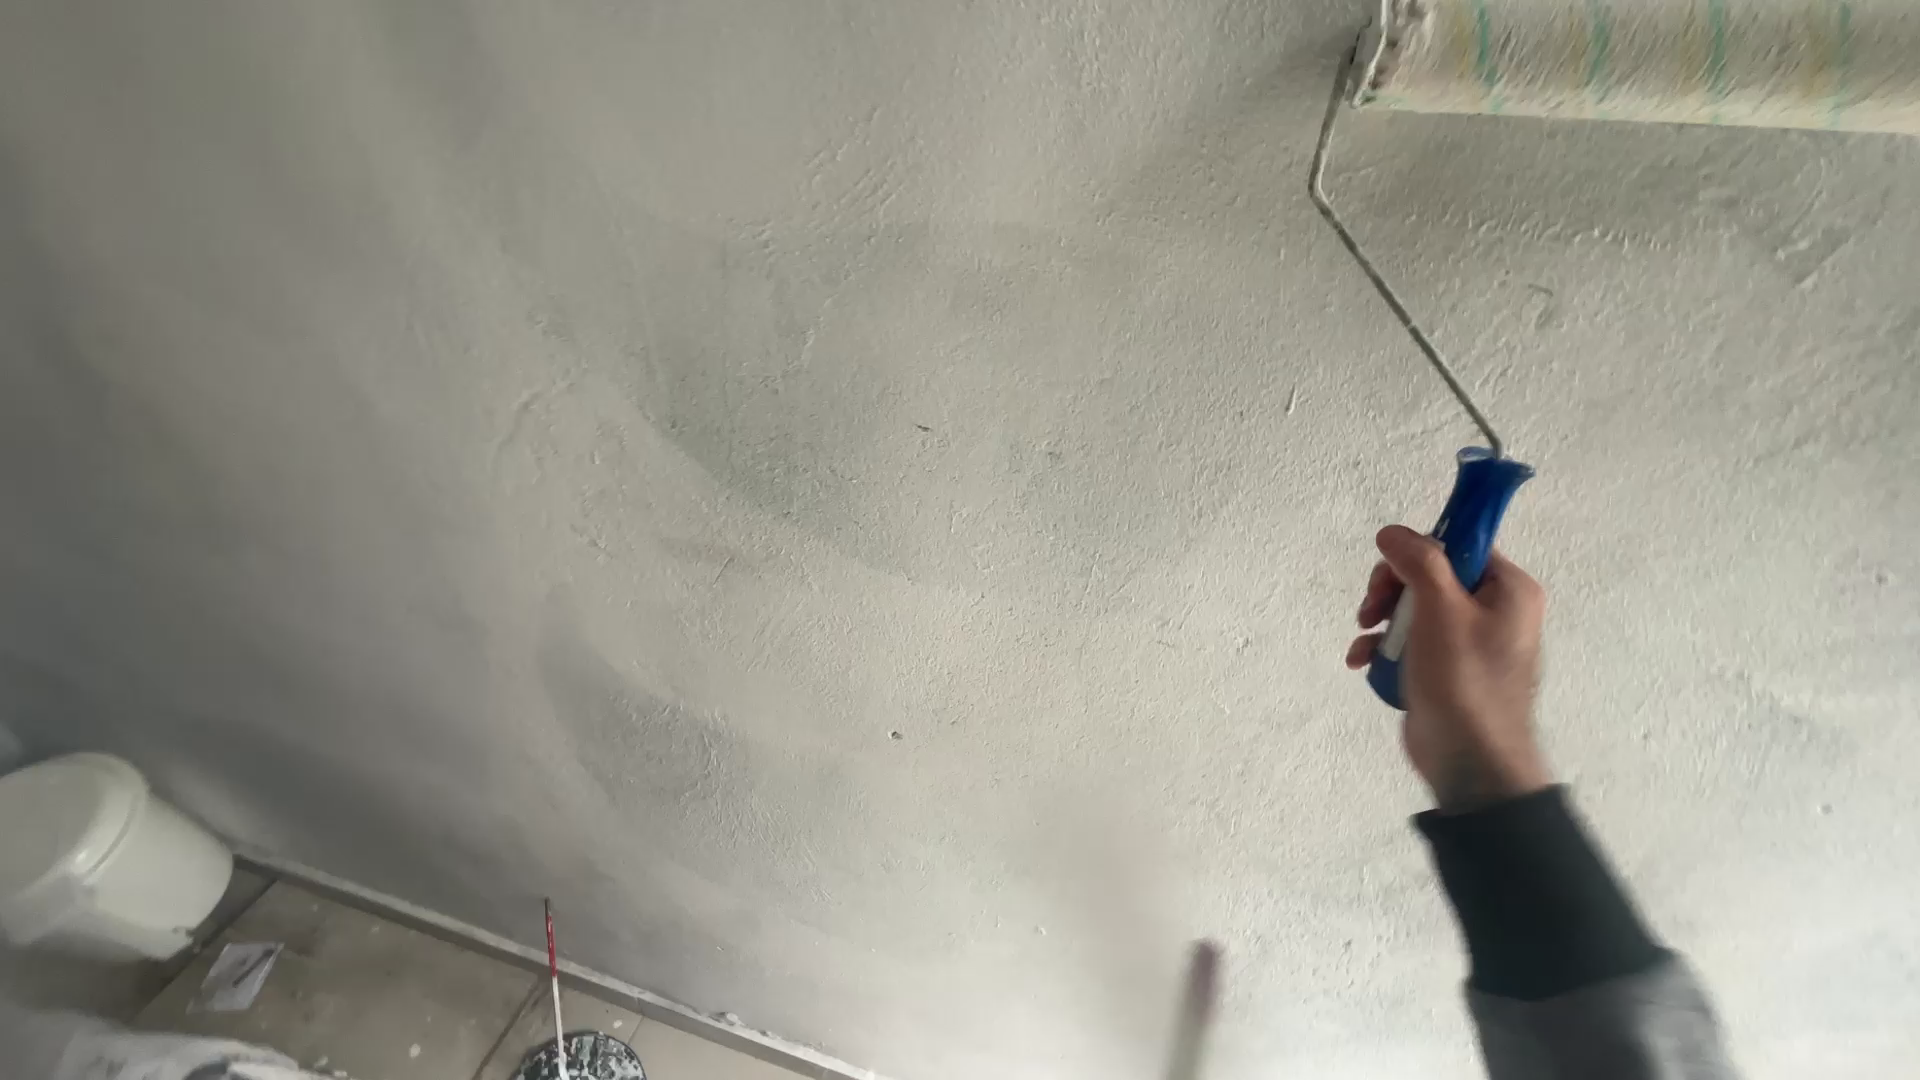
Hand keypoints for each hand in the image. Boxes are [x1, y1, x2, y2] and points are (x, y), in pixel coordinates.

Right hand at [1345, 525, 1552, 811]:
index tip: (1390, 572)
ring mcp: (1467, 640)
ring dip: (1380, 618)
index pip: (1459, 545)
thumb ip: (1419, 563)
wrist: (1469, 759)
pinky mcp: (1443, 666)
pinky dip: (1381, 646)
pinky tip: (1362, 661)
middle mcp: (1493, 609)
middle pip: (1428, 574)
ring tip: (1365, 637)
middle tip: (1371, 609)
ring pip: (1411, 606)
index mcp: (1508, 589)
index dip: (1418, 552)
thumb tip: (1392, 532)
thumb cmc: (1462, 679)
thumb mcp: (1440, 611)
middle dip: (1390, 589)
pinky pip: (1408, 639)